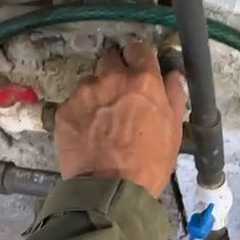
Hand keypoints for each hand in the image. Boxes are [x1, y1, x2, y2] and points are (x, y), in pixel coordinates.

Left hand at [55, 40, 187, 197]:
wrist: (111, 190)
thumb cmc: (149, 164)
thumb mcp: (174, 131)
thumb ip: (174, 97)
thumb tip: (173, 75)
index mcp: (143, 81)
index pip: (139, 49)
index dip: (138, 58)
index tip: (138, 69)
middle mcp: (112, 79)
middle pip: (111, 60)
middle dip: (115, 73)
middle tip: (120, 96)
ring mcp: (85, 93)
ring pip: (90, 82)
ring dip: (96, 95)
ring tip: (101, 121)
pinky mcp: (65, 110)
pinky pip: (73, 104)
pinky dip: (80, 114)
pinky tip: (86, 134)